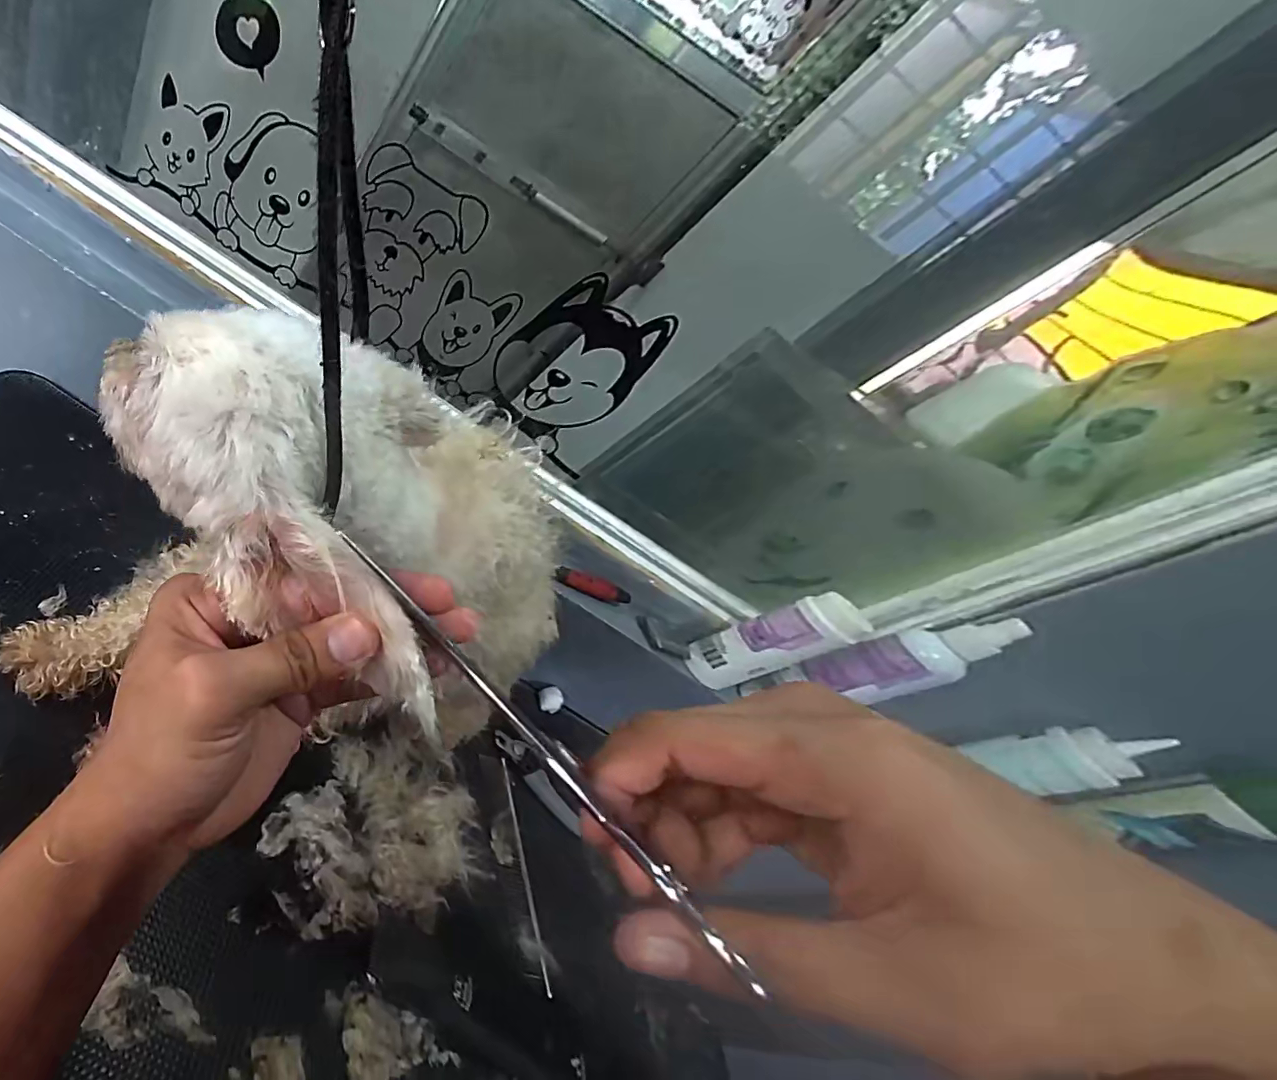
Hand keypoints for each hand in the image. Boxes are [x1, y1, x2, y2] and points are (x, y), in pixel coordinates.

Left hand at [76, 572, 476, 856]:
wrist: (152, 827)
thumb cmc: (162, 748)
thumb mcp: (215, 693)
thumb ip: (290, 658)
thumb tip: (366, 631)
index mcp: (210, 599)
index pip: (282, 571)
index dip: (339, 577)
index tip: (394, 588)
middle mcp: (246, 619)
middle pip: (322, 600)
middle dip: (383, 601)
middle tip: (446, 601)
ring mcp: (275, 659)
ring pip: (341, 638)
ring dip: (396, 638)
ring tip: (457, 633)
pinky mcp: (296, 698)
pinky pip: (345, 679)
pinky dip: (383, 676)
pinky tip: (428, 669)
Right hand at [585, 683, 1276, 1077]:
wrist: (1197, 989)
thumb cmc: (1049, 979)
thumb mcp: (891, 985)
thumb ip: (743, 954)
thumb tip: (626, 942)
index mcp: (833, 754)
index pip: (680, 734)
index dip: (620, 777)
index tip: (598, 843)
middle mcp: (819, 727)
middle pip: (687, 745)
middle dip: (646, 810)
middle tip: (640, 887)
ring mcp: (831, 747)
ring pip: (708, 766)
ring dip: (678, 826)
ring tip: (681, 893)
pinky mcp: (839, 775)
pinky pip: (744, 786)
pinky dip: (716, 830)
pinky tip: (718, 878)